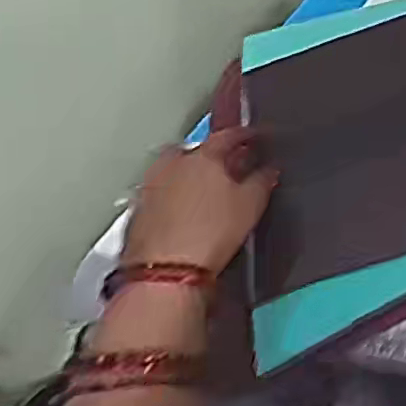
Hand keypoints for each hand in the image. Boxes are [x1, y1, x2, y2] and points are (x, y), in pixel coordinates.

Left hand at [122, 127, 278, 272]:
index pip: (227, 136)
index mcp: (203, 157)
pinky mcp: (138, 211)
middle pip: (193, 149)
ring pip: (173, 169)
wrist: (167, 271)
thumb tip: (267, 170)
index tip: (253, 136)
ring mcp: (151, 187)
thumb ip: (262, 180)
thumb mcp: (252, 203)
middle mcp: (173, 166)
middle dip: (210, 152)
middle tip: (226, 163)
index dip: (243, 134)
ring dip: (189, 172)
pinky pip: (160, 191)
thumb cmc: (213, 232)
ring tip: (205, 187)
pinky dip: (174, 193)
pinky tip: (186, 208)